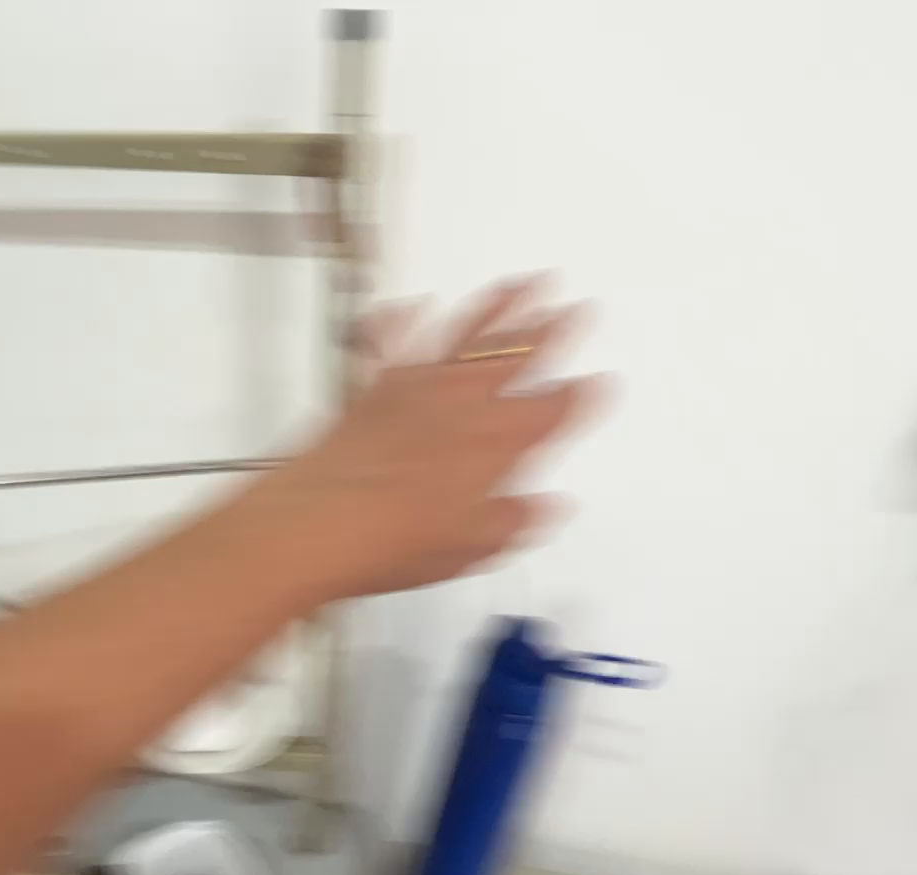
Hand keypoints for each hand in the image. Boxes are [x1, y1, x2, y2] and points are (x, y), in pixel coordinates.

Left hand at [248, 275, 607, 599]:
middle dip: (550, 330)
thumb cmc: (395, 542)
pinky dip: (405, 319)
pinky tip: (415, 302)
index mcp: (496, 446)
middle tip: (573, 304)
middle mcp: (462, 406)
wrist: (317, 524)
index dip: (578, 396)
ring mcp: (417, 390)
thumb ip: (511, 521)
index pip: (550, 412)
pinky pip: (394, 343)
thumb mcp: (469, 549)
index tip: (599, 380)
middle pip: (517, 359)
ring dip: (498, 308)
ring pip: (466, 337)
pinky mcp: (373, 389)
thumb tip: (545, 508)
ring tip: (522, 283)